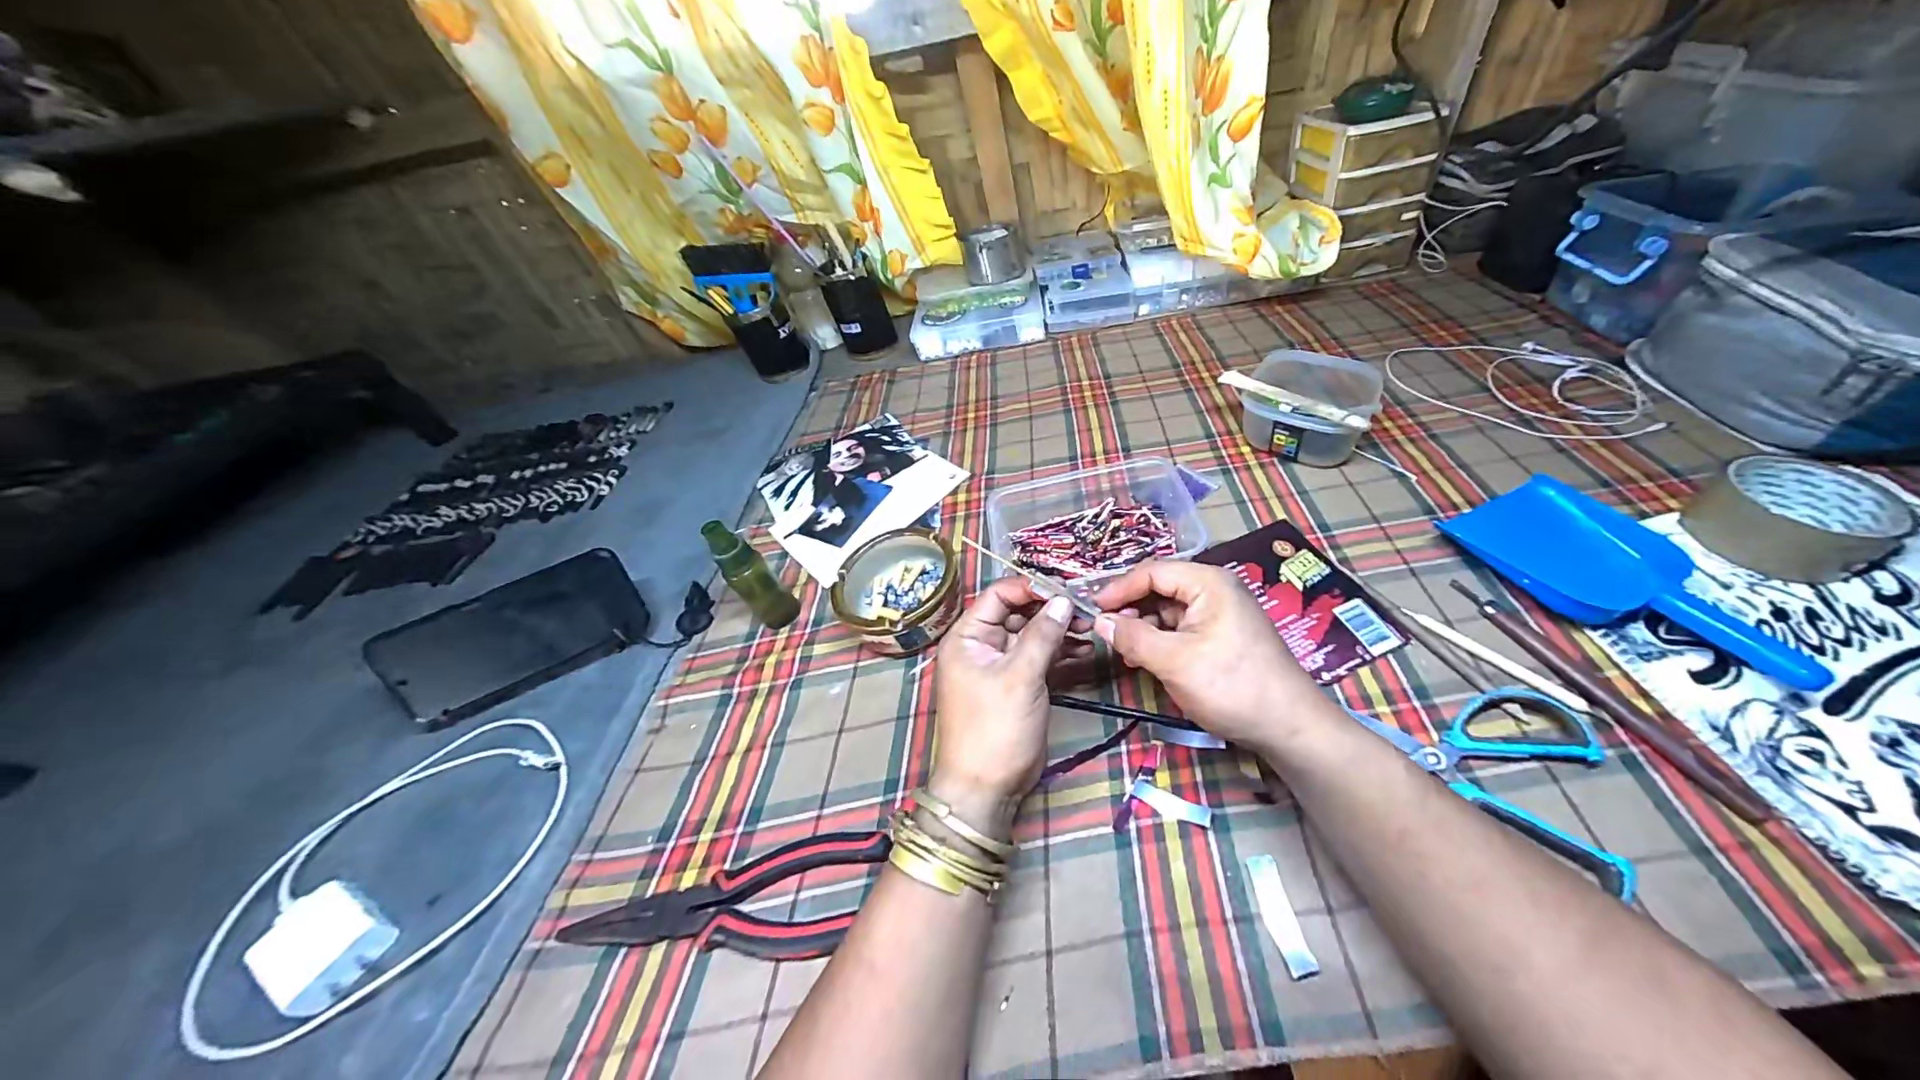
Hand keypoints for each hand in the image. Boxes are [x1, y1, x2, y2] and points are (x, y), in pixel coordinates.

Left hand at [929, 578, 1078, 830]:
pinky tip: (1086, 650)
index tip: (1066, 587)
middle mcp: (982, 646)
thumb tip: (1063, 600)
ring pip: (1033, 637)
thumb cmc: (994, 727)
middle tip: (1088, 609)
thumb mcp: (1018, 676)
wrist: (987, 787)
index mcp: (968, 637)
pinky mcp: (1019, 685)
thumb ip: (1041, 635)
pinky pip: (1040, 660)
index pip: (998, 596)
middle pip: (1019, 614)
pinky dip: (1061, 654)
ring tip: (1092, 628)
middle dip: (1051, 610)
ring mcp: (1001, 666)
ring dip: (1060, 632)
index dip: (1030, 588)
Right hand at [1091, 560, 1321, 749]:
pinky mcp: (1223, 635)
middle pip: (1160, 588)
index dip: (1118, 589)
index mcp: (1208, 582)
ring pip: (1169, 610)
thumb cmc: (1230, 686)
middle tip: (1106, 633)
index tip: (1091, 609)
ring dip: (1144, 627)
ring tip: (1125, 651)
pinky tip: (1147, 659)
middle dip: (1131, 609)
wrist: (1290, 727)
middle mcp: (1216, 589)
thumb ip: (1132, 637)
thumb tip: (1099, 621)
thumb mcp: (1173, 661)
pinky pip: (1182, 628)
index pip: (1151, 572)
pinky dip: (1161, 639)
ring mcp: (1221, 613)